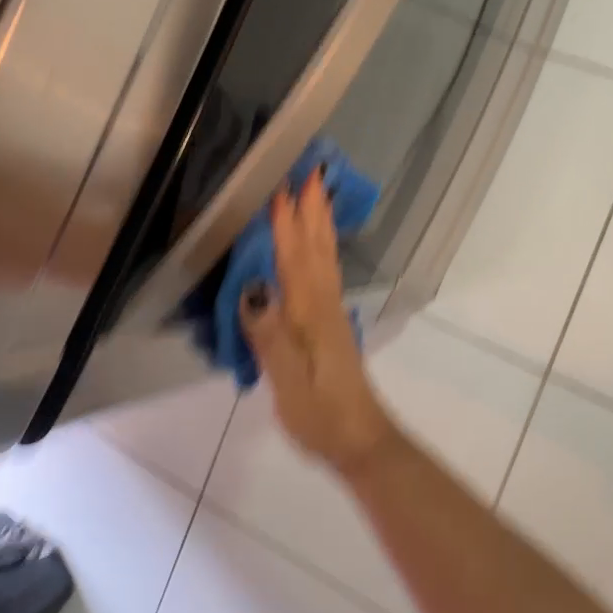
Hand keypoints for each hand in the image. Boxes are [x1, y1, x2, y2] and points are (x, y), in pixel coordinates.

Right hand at [239, 171, 399, 475]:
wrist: (360, 441)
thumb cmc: (320, 414)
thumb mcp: (288, 380)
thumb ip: (270, 334)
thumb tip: (253, 287)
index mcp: (310, 313)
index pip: (295, 257)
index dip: (288, 222)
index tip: (285, 184)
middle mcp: (323, 306)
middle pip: (316, 249)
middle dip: (312, 210)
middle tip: (311, 172)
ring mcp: (331, 316)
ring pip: (324, 259)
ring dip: (319, 225)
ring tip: (316, 198)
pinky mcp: (333, 329)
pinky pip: (324, 276)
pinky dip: (321, 253)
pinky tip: (317, 253)